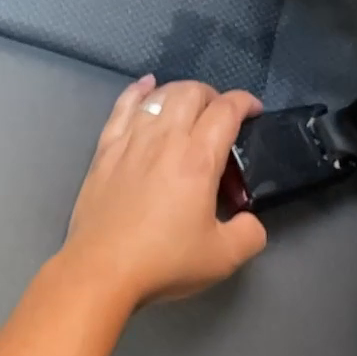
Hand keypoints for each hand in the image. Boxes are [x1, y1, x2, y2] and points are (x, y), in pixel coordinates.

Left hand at [60, 76, 267, 307]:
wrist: (102, 268)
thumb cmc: (164, 261)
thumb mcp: (223, 257)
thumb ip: (249, 233)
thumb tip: (250, 221)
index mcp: (197, 159)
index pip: (225, 111)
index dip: (245, 102)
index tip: (254, 111)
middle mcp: (164, 139)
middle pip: (191, 92)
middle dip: (213, 95)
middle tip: (221, 116)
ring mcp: (131, 141)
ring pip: (158, 96)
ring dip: (179, 92)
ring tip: (189, 104)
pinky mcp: (105, 149)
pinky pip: (123, 107)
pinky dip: (138, 91)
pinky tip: (146, 87)